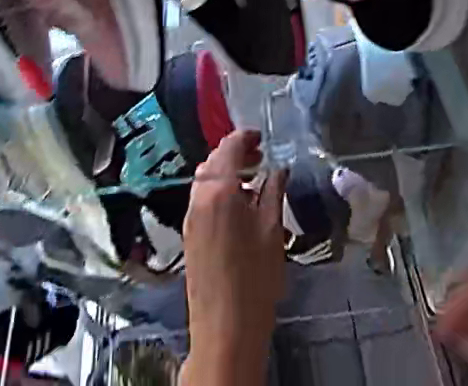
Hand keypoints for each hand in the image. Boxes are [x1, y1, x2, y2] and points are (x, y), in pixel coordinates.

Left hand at [180, 130, 285, 385]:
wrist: (225, 330)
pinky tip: (238, 205)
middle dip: (235, 153)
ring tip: (252, 180)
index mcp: (219, 190)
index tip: (261, 136)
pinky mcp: (189, 235)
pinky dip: (217, 190)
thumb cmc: (255, 278)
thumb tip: (278, 169)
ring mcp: (190, 217)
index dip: (245, 137)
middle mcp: (198, 197)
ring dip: (225, 172)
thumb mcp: (272, 230)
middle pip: (213, 161)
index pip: (229, 148)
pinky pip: (202, 199)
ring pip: (205, 180)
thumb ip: (273, 192)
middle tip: (260, 155)